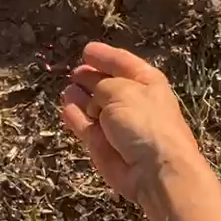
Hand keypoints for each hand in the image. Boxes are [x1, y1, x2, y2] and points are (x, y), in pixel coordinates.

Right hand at [58, 43, 206, 203]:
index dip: (105, 56)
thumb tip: (89, 93)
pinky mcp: (102, 146)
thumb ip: (100, 85)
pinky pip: (85, 127)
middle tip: (75, 72)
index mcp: (145, 82)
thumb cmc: (145, 122)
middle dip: (91, 77)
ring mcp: (116, 125)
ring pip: (93, 107)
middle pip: (107, 85)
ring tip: (68, 88)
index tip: (87, 50)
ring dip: (81, 97)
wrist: (154, 170)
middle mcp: (132, 102)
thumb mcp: (122, 91)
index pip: (122, 63)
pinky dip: (75, 117)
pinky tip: (67, 107)